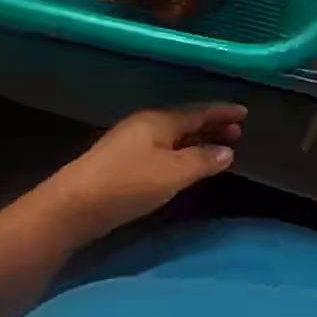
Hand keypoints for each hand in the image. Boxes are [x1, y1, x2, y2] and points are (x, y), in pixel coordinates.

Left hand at [44, 104, 246, 236]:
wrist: (72, 205)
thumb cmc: (127, 184)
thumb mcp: (172, 174)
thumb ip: (202, 161)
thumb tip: (227, 151)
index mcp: (160, 120)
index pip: (199, 111)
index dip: (222, 112)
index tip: (244, 112)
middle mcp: (146, 124)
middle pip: (185, 120)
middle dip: (211, 125)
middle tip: (236, 133)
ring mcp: (131, 141)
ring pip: (173, 135)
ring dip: (196, 139)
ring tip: (216, 148)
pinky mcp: (122, 160)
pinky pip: (162, 147)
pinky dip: (181, 150)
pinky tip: (184, 163)